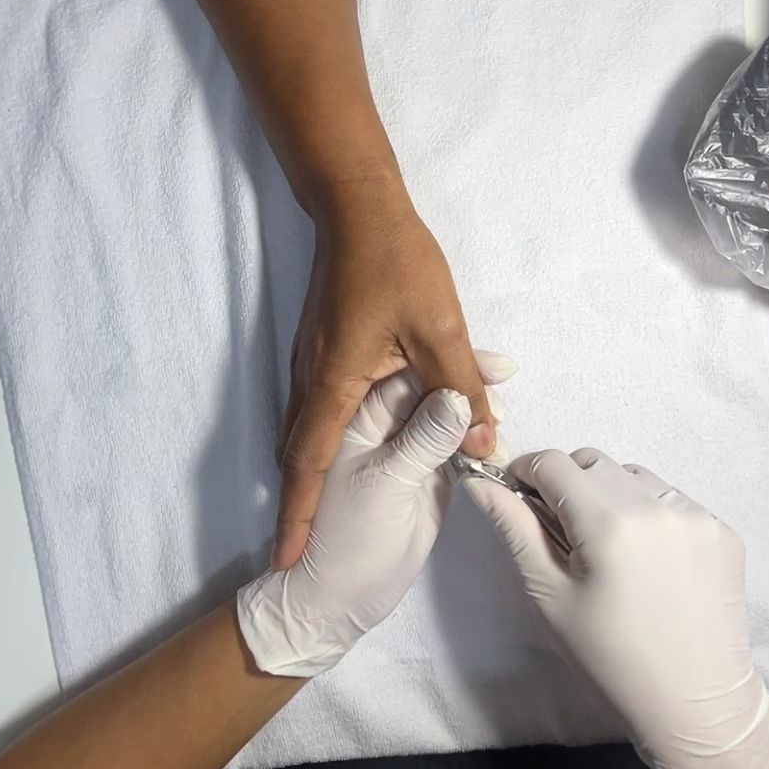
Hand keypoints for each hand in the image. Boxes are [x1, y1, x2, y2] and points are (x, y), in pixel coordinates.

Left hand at [239, 369, 492, 676]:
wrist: (341, 597)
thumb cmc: (350, 536)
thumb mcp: (387, 481)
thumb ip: (422, 438)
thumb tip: (459, 393)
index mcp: (358, 416)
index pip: (408, 376)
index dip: (448, 364)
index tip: (491, 364)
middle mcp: (382, 424)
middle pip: (430, 390)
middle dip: (468, 385)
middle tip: (504, 382)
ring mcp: (406, 448)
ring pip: (446, 417)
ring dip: (476, 415)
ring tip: (503, 418)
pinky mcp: (426, 473)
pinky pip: (454, 447)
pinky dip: (476, 444)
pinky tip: (497, 443)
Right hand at [275, 193, 497, 567]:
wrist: (358, 209)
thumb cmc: (398, 265)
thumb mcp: (441, 329)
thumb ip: (461, 390)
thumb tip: (484, 445)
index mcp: (335, 382)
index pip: (308, 464)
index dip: (296, 515)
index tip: (284, 558)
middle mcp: (310, 378)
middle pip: (296, 453)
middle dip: (298, 501)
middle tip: (303, 541)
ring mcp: (307, 360)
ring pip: (303, 429)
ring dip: (310, 469)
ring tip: (321, 504)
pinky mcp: (315, 346)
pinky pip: (313, 406)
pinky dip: (322, 436)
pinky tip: (350, 440)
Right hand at [463, 449, 768, 768]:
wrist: (695, 705)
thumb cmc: (608, 655)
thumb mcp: (548, 593)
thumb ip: (514, 527)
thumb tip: (477, 481)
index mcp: (607, 521)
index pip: (552, 462)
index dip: (526, 473)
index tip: (520, 499)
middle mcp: (655, 504)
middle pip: (592, 462)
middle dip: (567, 482)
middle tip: (564, 530)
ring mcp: (695, 514)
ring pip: (632, 474)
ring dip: (609, 493)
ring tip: (609, 544)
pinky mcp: (722, 529)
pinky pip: (669, 497)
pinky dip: (648, 512)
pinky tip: (648, 556)